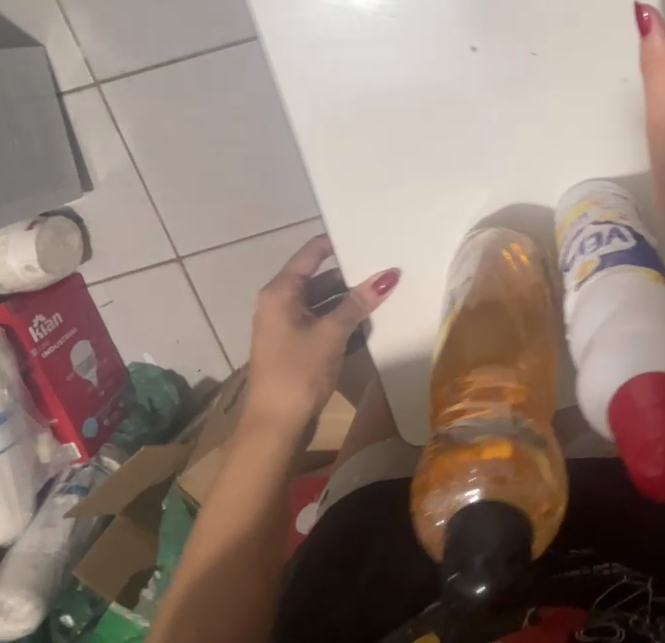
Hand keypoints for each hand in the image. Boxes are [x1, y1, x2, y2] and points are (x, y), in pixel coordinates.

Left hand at [241, 235, 399, 431]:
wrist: (274, 426)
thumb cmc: (297, 371)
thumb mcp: (332, 333)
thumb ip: (358, 302)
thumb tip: (389, 275)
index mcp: (280, 292)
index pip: (311, 253)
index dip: (338, 243)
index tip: (370, 238)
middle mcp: (280, 303)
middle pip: (320, 278)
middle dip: (351, 277)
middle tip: (386, 269)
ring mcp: (287, 326)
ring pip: (324, 302)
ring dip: (350, 302)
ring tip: (385, 295)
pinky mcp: (296, 346)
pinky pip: (324, 322)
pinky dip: (344, 322)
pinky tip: (370, 324)